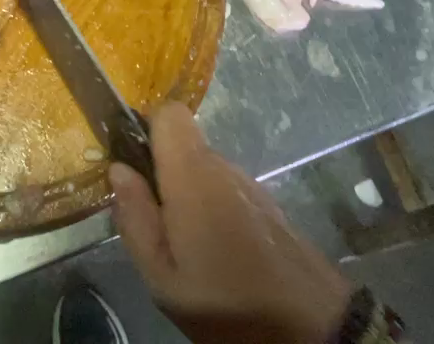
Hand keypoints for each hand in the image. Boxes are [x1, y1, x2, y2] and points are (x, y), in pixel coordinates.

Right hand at [111, 103, 354, 343]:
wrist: (315, 329)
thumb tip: (118, 171)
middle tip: (154, 222)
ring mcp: (249, 184)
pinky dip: (212, 209)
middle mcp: (222, 167)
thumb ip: (136, 220)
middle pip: (182, 145)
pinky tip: (215, 253)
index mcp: (193, 175)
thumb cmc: (228, 303)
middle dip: (162, 173)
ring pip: (203, 169)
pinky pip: (225, 189)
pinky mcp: (267, 204)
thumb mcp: (164, 279)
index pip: (168, 112)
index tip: (133, 165)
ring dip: (187, 195)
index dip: (146, 129)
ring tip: (185, 247)